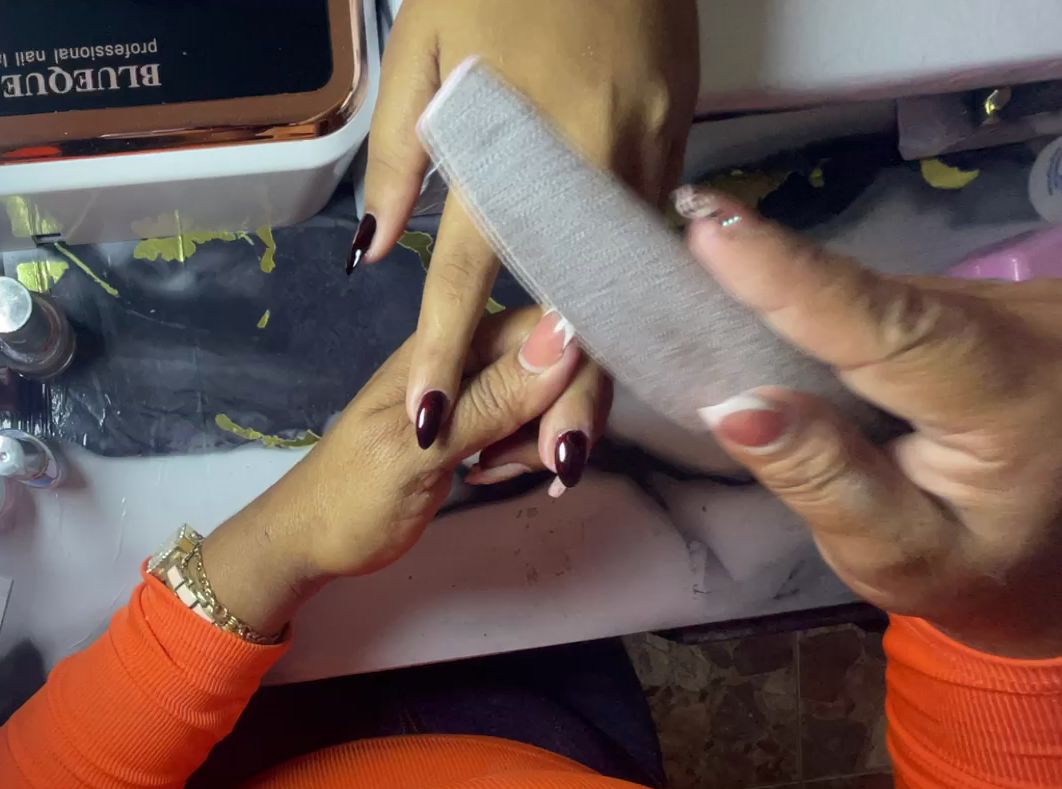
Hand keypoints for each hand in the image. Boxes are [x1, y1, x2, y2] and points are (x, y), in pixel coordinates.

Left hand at [201, 307, 585, 633]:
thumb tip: (569, 336)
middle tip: (544, 471)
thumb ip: (490, 400)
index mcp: (443, 347)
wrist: (313, 538)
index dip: (573, 379)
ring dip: (541, 440)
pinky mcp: (473, 428)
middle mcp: (462, 359)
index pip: (544, 329)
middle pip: (558, 361)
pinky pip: (525, 426)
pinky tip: (490, 477)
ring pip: (547, 397)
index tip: (563, 443)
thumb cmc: (351, 497)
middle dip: (564, 416)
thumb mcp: (418, 453)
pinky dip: (524, 454)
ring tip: (494, 475)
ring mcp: (468, 394)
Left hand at [355, 0, 698, 486]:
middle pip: (568, 299)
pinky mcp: (681, 130)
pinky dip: (643, 298)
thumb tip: (379, 251)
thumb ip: (399, 162)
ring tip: (593, 428)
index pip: (464, 277)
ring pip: (626, 279)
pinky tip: (636, 347)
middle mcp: (585, 159)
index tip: (428, 421)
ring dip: (613, 360)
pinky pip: (657, 236)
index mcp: (508, 145)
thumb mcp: (421, 53)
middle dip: (562, 389)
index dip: (444, 354)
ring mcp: (646, 146)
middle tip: (555, 463)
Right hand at [682, 188, 1061, 658]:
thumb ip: (817, 477)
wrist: (1034, 570)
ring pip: (889, 293)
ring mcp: (1049, 311)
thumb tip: (737, 406)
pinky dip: (839, 311)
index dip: (795, 281)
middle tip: (693, 246)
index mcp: (1029, 411)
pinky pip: (902, 296)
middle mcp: (1059, 338)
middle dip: (782, 284)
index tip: (714, 231)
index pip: (894, 332)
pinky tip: (808, 331)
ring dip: (808, 302)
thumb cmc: (952, 570)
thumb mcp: (878, 548)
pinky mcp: (1023, 306)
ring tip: (740, 311)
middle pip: (885, 301)